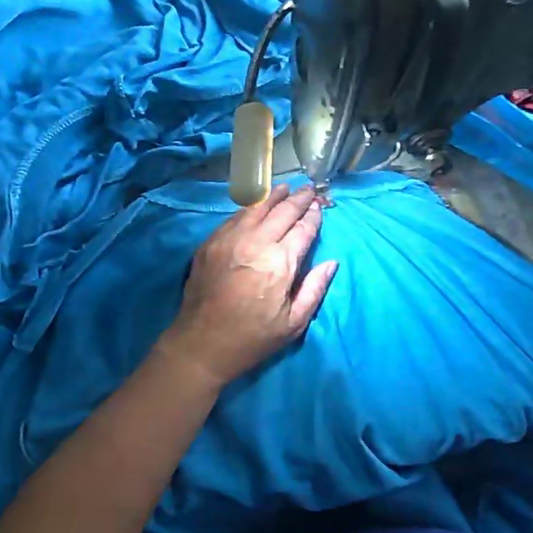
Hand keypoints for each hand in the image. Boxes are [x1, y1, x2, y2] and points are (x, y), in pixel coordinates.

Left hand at [155, 184, 339, 387]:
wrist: (201, 344)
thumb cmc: (252, 339)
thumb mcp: (293, 323)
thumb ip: (314, 289)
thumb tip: (331, 263)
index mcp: (279, 263)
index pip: (302, 229)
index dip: (313, 216)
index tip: (320, 205)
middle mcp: (255, 243)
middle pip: (281, 212)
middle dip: (297, 199)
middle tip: (308, 189)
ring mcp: (229, 240)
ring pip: (255, 209)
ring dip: (273, 197)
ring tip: (284, 189)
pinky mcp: (210, 244)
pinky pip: (233, 218)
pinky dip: (249, 209)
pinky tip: (255, 207)